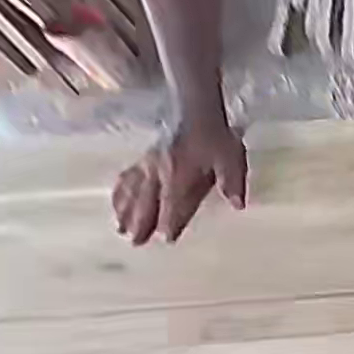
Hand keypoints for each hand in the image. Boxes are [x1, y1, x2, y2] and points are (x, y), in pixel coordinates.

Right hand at [112, 117, 246, 244]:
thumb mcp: (231, 159)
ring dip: (126, 210)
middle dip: (141, 221)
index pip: (174, 200)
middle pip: (147, 199)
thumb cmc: (217, 139)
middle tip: (134, 242)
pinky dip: (120, 191)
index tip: (166, 238)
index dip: (171, 219)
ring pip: (133, 190)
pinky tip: (115, 201)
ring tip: (119, 229)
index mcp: (181, 172)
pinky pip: (128, 176)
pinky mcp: (146, 159)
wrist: (198, 111)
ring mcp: (150, 163)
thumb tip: (238, 204)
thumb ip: (233, 182)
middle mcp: (160, 169)